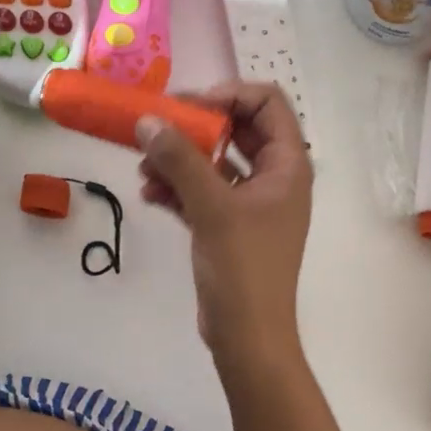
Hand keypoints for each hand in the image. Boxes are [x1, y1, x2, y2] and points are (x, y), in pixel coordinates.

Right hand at [136, 82, 312, 359]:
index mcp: (288, 165)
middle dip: (193, 129)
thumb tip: (147, 120)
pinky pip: (203, 195)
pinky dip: (178, 190)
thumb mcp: (212, 208)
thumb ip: (180, 160)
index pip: (266, 102)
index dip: (227, 94)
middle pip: (236, 130)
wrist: (247, 335)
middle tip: (154, 130)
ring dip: (179, 161)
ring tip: (142, 169)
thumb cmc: (243, 268)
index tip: (186, 107)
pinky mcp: (230, 229)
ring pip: (214, 164)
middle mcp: (274, 179)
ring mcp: (252, 205)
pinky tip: (148, 195)